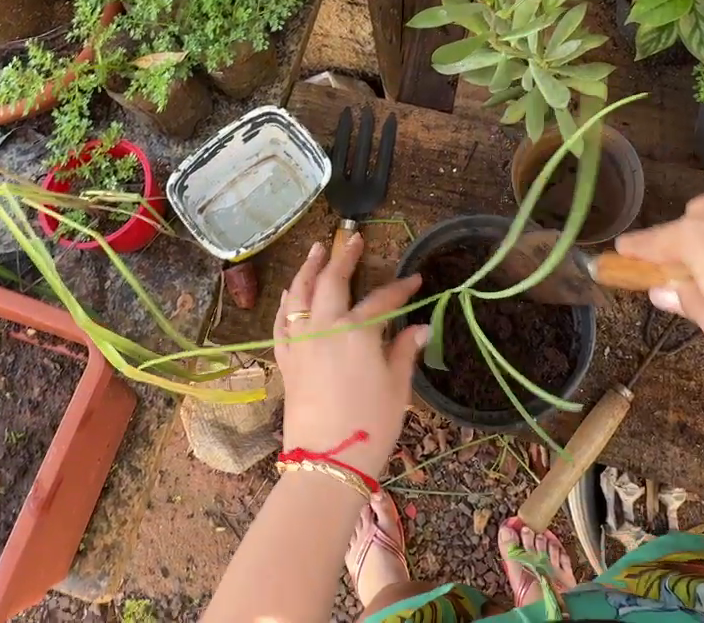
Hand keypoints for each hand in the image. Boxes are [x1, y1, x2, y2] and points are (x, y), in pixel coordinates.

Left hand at [274, 233, 429, 480]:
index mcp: (356, 331)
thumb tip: (421, 328)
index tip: (415, 279)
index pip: (382, 300)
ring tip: (316, 249)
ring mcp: (300, 342)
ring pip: (299, 293)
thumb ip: (405, 351)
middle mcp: (324, 327)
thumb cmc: (370, 425)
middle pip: (332, 281)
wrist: (326, 464)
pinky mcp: (285, 360)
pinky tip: (290, 293)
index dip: (401, 288)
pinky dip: (287, 302)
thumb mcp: (397, 387)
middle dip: (344, 257)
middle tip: (353, 239)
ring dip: (308, 268)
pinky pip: (282, 322)